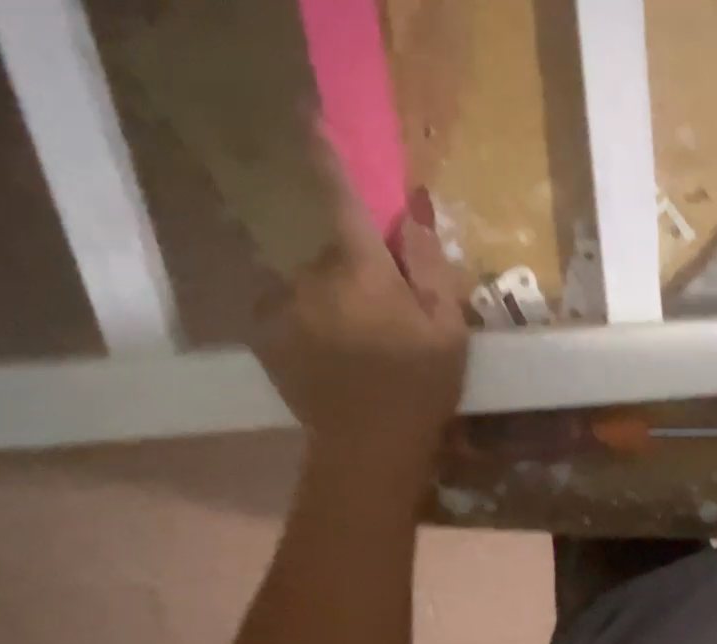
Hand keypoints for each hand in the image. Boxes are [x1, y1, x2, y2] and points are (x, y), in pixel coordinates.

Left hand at [254, 142, 467, 471]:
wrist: (368, 450)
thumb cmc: (421, 389)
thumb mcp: (448, 329)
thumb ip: (430, 266)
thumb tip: (411, 210)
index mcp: (364, 275)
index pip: (344, 204)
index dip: (330, 160)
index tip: (313, 119)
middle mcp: (314, 280)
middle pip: (337, 252)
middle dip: (361, 268)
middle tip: (393, 315)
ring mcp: (284, 308)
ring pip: (316, 281)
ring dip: (338, 297)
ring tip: (365, 345)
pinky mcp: (267, 334)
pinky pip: (293, 306)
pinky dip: (313, 318)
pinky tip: (334, 356)